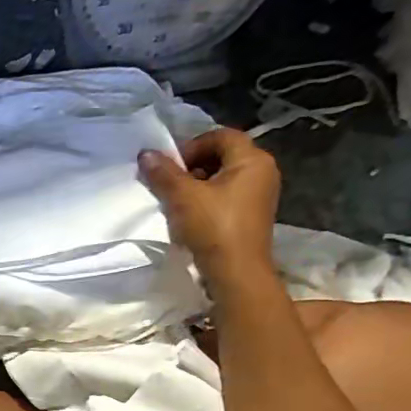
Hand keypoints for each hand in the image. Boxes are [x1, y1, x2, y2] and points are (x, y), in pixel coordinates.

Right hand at [138, 127, 280, 279]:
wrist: (236, 274)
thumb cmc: (213, 227)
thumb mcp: (182, 197)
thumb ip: (164, 173)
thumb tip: (146, 154)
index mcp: (252, 160)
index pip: (221, 136)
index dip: (193, 146)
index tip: (172, 167)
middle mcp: (263, 172)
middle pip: (223, 156)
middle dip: (194, 166)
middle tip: (172, 182)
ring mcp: (260, 196)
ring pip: (224, 178)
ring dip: (198, 185)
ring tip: (178, 201)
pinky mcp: (252, 216)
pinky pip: (228, 197)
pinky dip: (208, 200)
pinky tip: (191, 217)